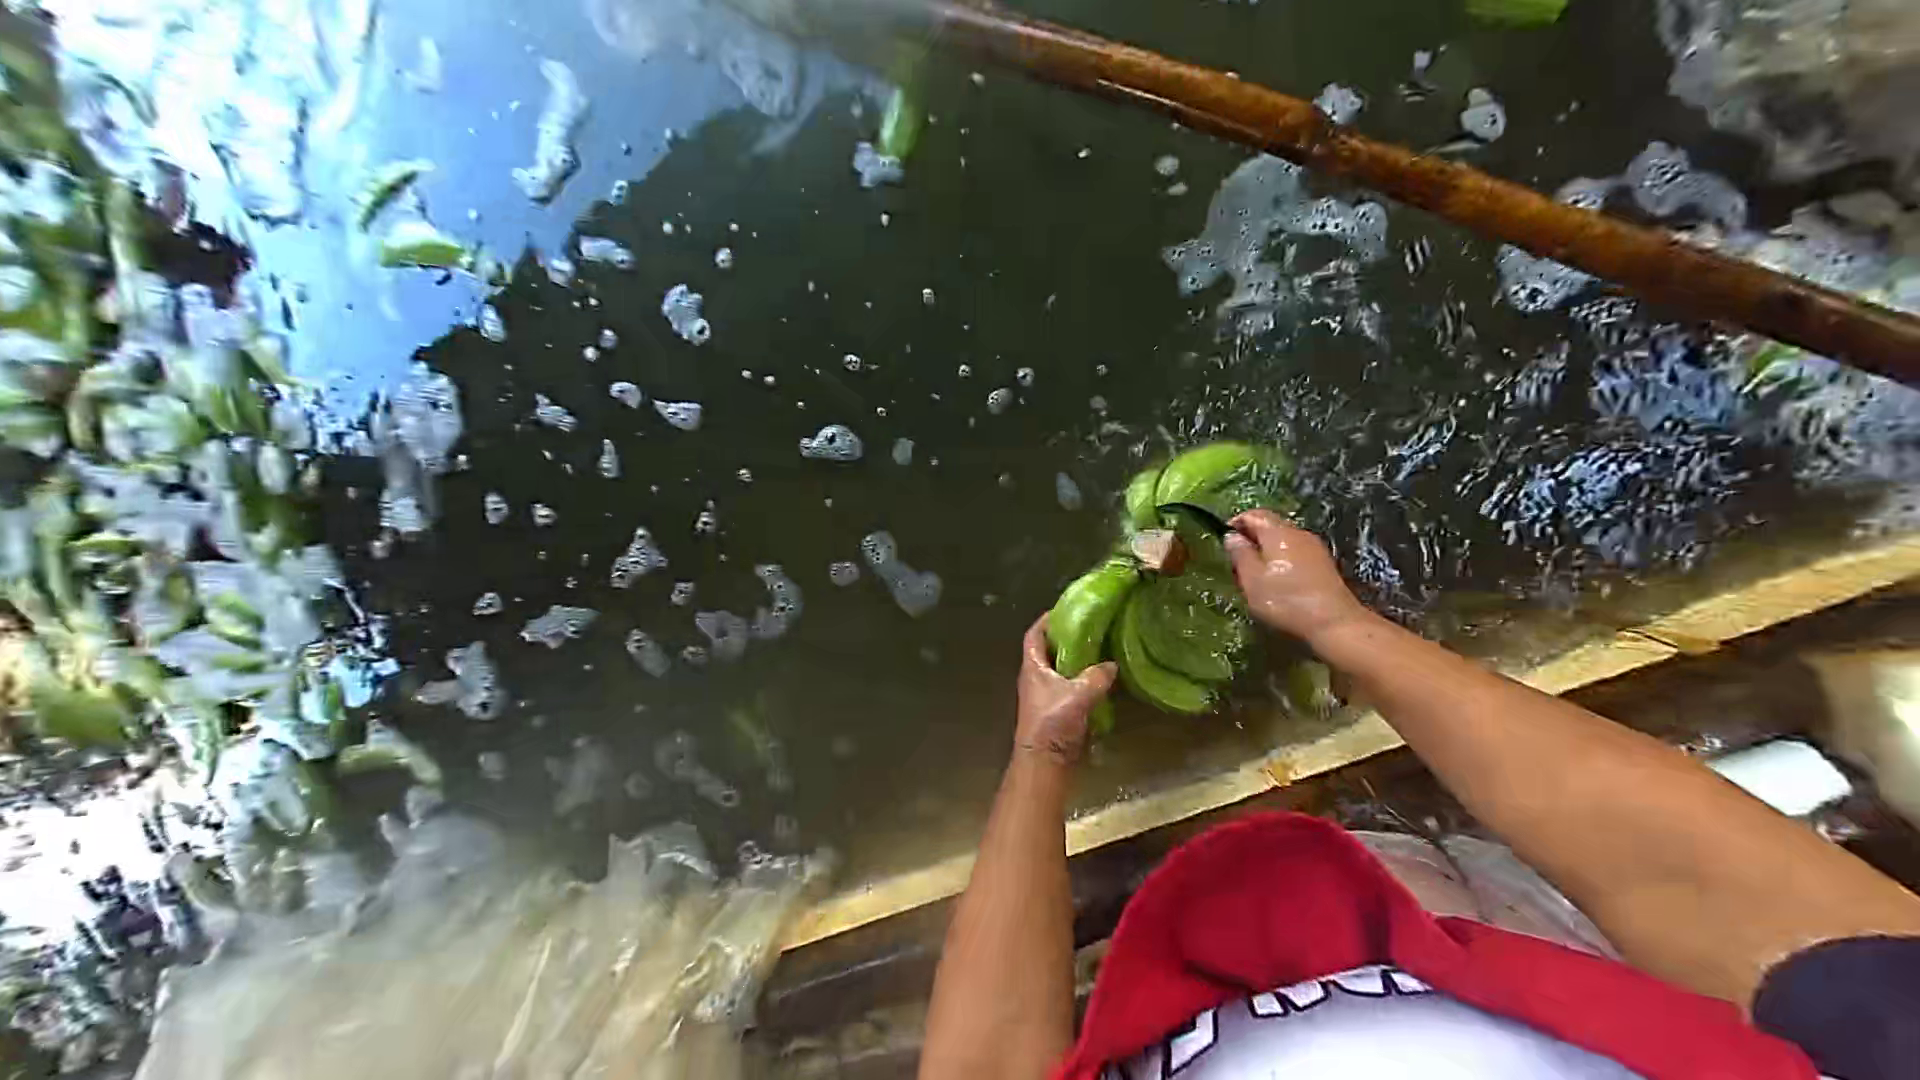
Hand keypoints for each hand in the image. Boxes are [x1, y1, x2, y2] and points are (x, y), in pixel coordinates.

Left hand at [1016, 614, 1117, 765]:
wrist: (1044, 762)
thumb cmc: (1053, 722)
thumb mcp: (1078, 695)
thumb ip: (1096, 677)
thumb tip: (1110, 665)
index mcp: (1032, 666)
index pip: (1034, 634)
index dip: (1046, 620)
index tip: (1064, 610)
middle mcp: (1034, 677)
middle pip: (1047, 650)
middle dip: (1065, 638)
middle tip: (1089, 628)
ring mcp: (1043, 695)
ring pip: (1058, 669)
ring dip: (1075, 660)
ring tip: (1098, 650)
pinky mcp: (1054, 710)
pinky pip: (1067, 687)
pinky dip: (1081, 681)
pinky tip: (1099, 680)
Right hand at [1224, 510, 1372, 642]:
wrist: (1334, 623)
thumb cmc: (1285, 599)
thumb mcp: (1251, 579)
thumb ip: (1240, 554)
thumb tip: (1232, 536)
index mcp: (1278, 532)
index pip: (1254, 514)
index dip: (1236, 524)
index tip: (1225, 543)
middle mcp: (1298, 533)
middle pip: (1270, 525)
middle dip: (1251, 539)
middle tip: (1237, 562)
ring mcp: (1314, 548)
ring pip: (1283, 540)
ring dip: (1266, 551)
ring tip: (1255, 575)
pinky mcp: (1323, 565)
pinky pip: (1296, 553)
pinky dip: (1281, 561)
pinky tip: (1278, 582)